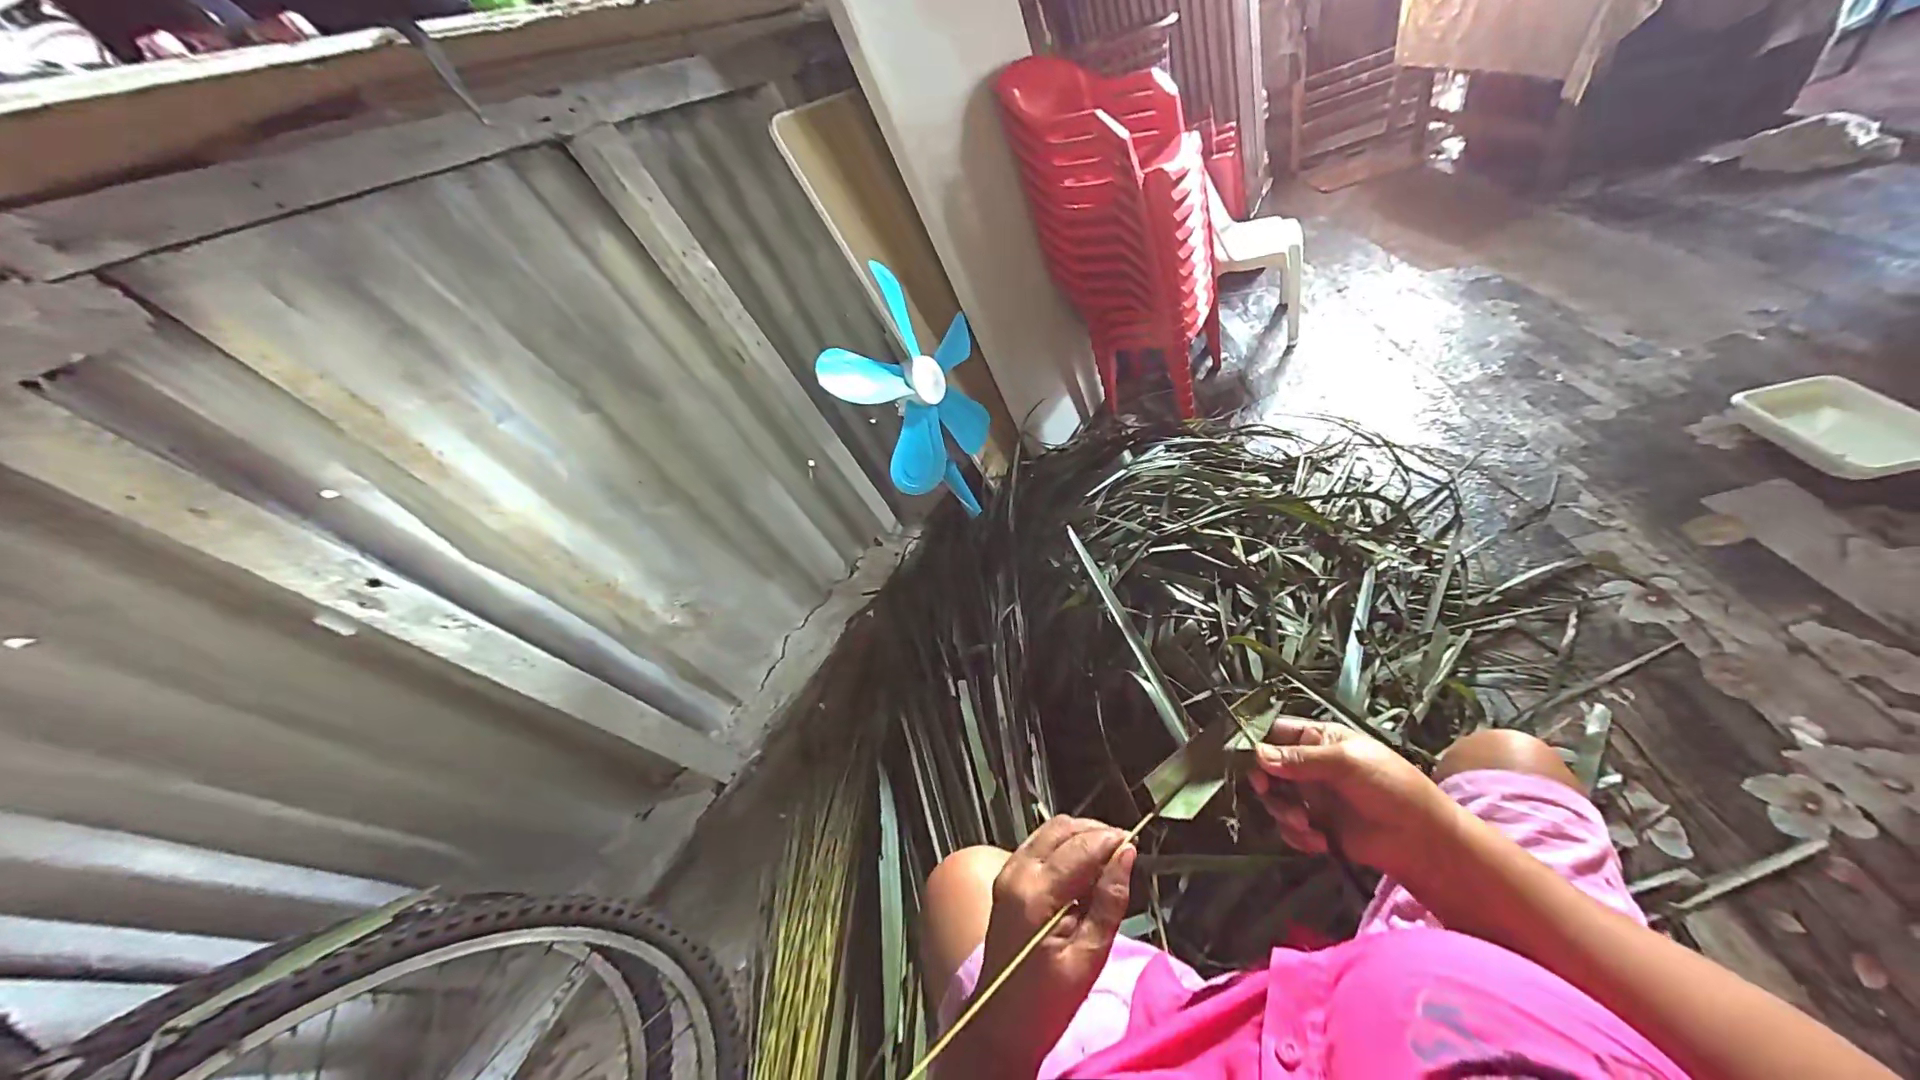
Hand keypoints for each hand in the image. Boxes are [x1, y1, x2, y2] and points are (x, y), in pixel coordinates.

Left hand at [961, 817, 1133, 1073]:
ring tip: (1108, 861)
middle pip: (1063, 828)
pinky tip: (1083, 869)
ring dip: (1081, 836)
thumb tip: (1126, 854)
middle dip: (1098, 833)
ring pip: (1050, 830)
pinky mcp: (1007, 877)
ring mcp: (1008, 871)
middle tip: (1125, 852)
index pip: (1082, 846)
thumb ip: (1110, 901)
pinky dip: (1065, 846)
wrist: (1001, 1022)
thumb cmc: (1048, 1001)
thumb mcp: (1090, 957)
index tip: (1137, 844)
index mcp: (1036, 892)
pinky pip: (1039, 844)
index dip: (1112, 839)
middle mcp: (1017, 871)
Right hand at [1249, 717, 1458, 880]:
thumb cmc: (1390, 787)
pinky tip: (1318, 841)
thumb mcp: (1346, 762)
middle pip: (1266, 768)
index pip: (1274, 732)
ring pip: (1275, 799)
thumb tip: (1257, 754)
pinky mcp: (1316, 826)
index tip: (1249, 759)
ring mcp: (1312, 796)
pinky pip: (1289, 828)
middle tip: (1269, 791)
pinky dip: (1297, 835)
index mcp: (1317, 739)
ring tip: (1306, 823)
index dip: (1257, 743)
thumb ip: (1300, 758)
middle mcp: (1309, 765)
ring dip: (1283, 812)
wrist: (1424, 841)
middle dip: (1266, 783)